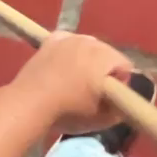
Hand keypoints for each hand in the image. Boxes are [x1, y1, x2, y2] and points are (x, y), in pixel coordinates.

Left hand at [8, 32, 132, 134]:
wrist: (30, 103)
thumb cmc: (70, 111)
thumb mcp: (103, 119)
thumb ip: (121, 109)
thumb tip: (122, 102)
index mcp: (107, 57)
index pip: (126, 67)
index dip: (122, 84)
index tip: (110, 98)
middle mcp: (91, 41)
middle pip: (107, 54)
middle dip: (104, 70)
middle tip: (93, 91)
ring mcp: (69, 38)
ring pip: (88, 46)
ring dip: (87, 60)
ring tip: (76, 80)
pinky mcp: (51, 40)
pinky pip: (68, 42)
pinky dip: (69, 51)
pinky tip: (63, 64)